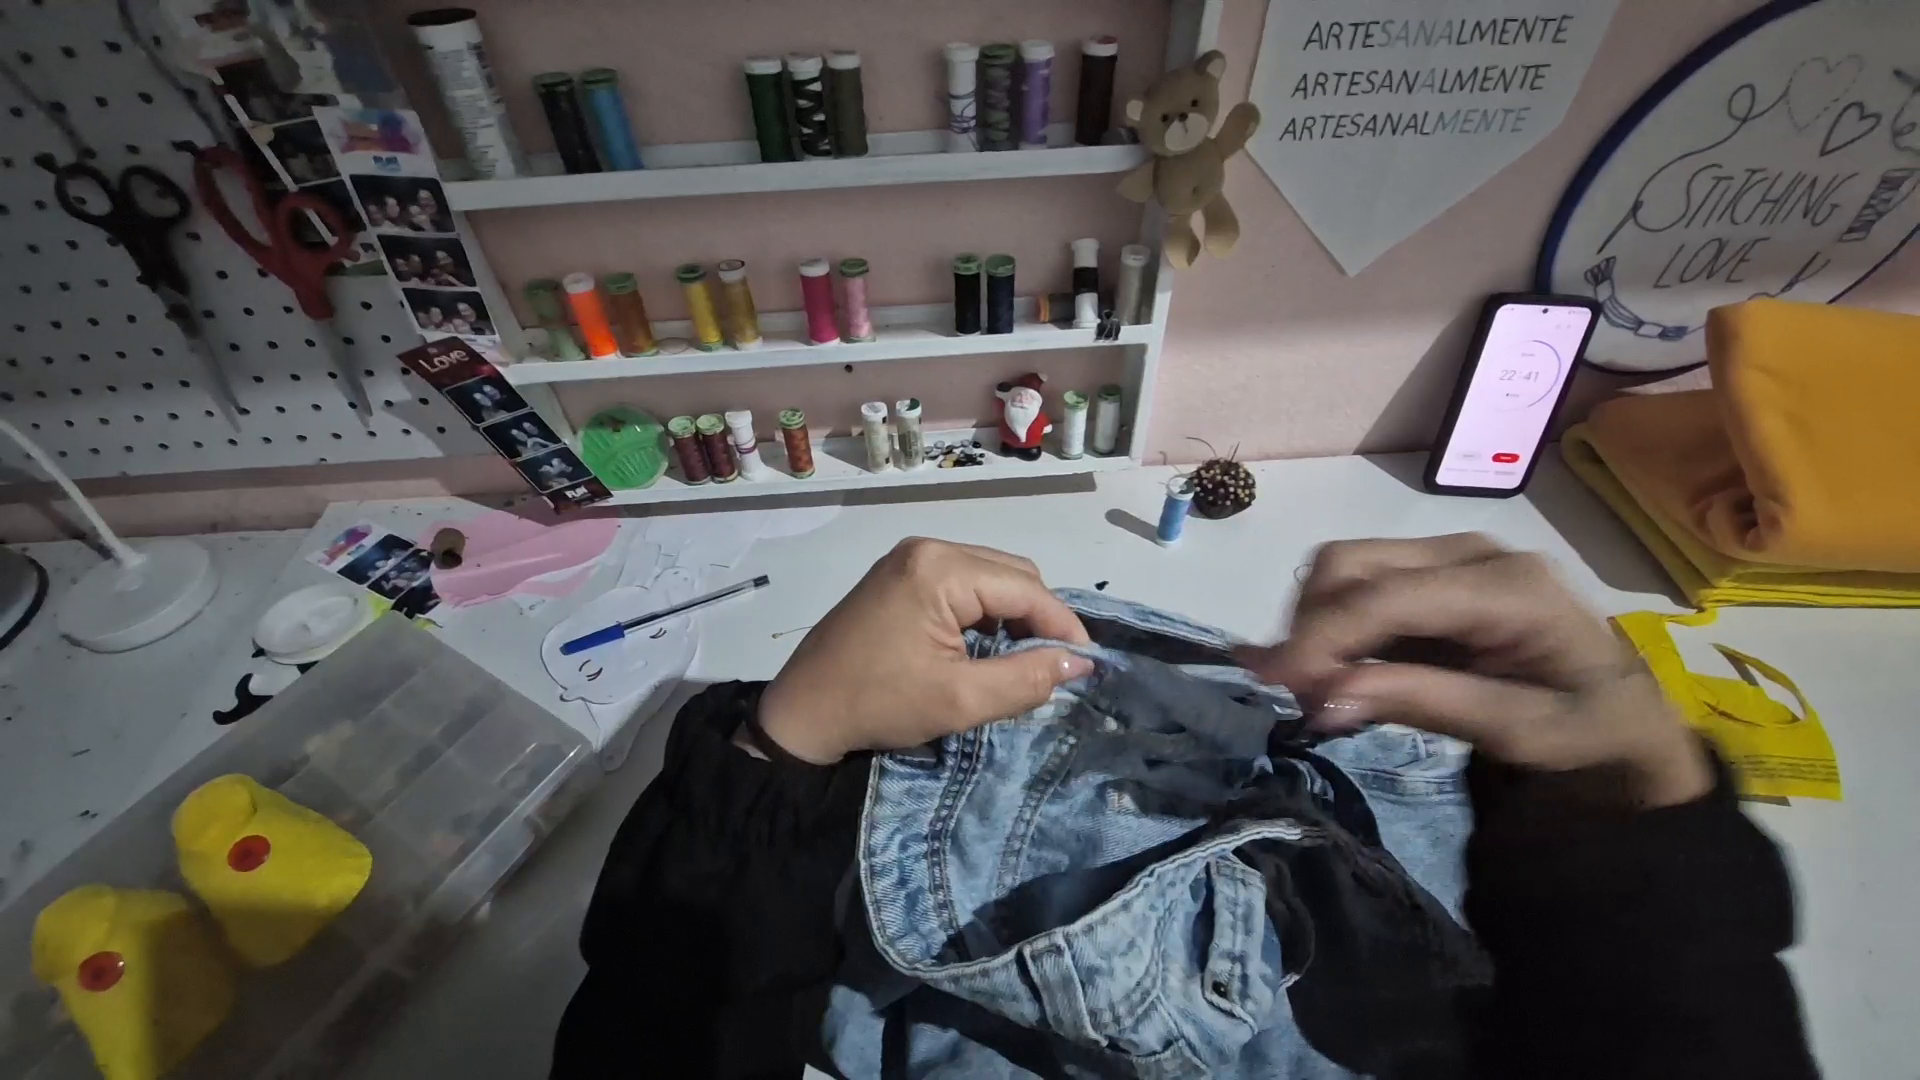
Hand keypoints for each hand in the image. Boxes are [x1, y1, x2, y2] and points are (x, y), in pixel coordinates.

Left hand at [757, 538, 1094, 764]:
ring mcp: (910, 557)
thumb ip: (1027, 679)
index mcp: (941, 568)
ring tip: (1018, 659)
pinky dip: (984, 611)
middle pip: (1011, 573)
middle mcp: (928, 548)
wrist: (802, 712)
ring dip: (1012, 614)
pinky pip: (963, 582)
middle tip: (1049, 665)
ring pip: (990, 576)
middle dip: (1038, 618)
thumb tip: (1081, 663)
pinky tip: (983, 645)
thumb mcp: (960, 700)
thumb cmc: (879, 704)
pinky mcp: (900, 572)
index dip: (1062, 626)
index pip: (1025, 588)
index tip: (1086, 664)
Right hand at [1240, 534, 1711, 807]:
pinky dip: (1328, 618)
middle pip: (1349, 564)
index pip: (1386, 598)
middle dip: (1308, 624)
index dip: (1321, 637)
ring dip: (1312, 619)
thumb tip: (1322, 697)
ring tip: (1315, 678)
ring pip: (1341, 566)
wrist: (1623, 714)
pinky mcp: (1426, 567)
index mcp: (1509, 587)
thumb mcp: (1518, 731)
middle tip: (1297, 688)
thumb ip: (1422, 703)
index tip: (1275, 682)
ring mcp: (1445, 554)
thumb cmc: (1585, 729)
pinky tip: (1334, 660)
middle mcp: (1468, 552)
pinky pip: (1354, 580)